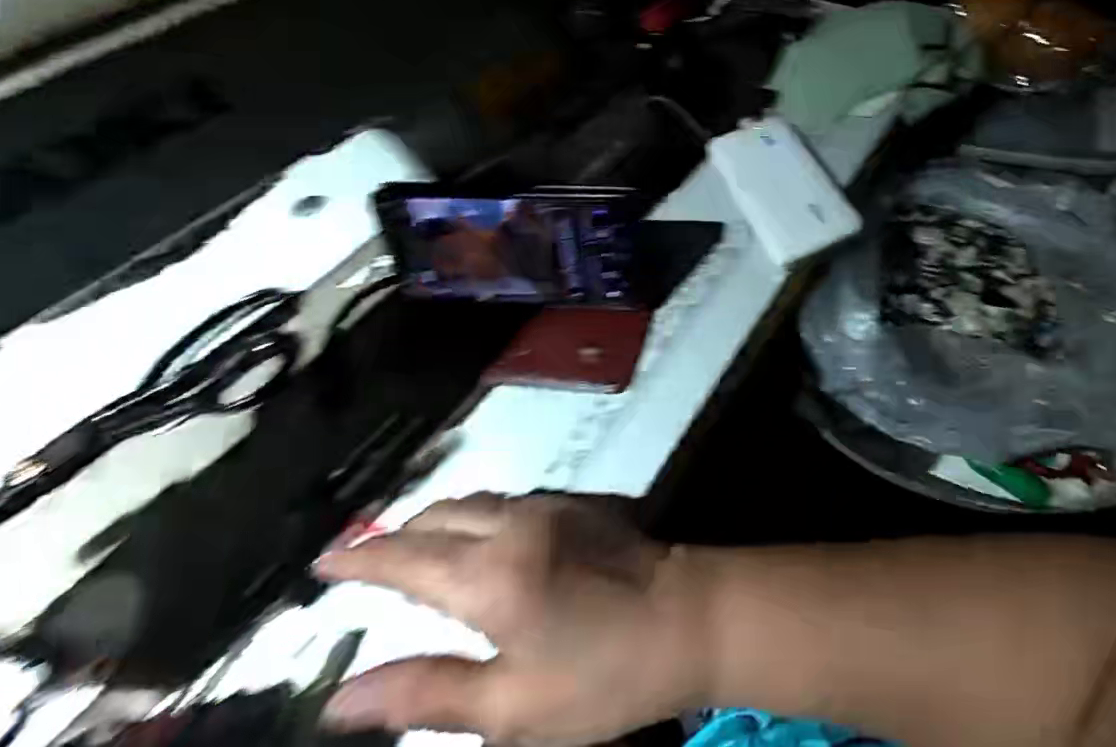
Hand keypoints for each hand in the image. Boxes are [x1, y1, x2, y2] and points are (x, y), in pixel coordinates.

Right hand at [312, 494, 708, 744]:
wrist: (699, 616)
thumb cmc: (607, 672)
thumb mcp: (510, 706)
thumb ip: (425, 694)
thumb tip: (341, 698)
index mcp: (492, 575)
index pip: (407, 558)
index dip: (361, 559)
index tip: (325, 563)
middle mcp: (524, 526)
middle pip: (446, 515)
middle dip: (402, 533)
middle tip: (370, 560)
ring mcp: (565, 509)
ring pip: (487, 502)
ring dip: (447, 520)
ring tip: (422, 548)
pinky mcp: (595, 508)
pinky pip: (523, 501)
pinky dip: (489, 514)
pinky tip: (489, 539)